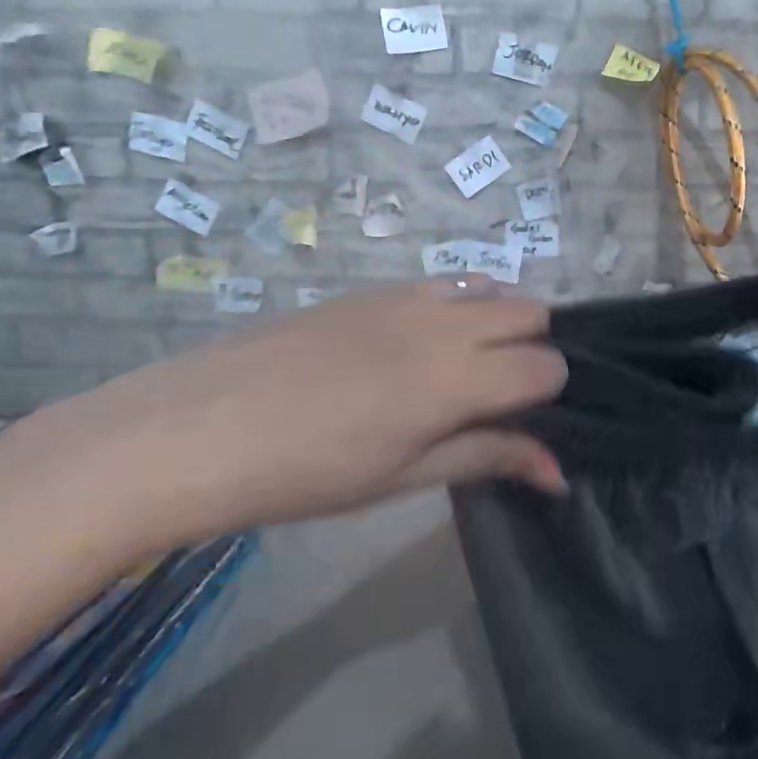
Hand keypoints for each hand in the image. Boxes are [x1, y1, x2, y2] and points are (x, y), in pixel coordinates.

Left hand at [31, 281, 568, 549]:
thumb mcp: (403, 476)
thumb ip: (486, 457)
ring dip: (497, 321)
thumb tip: (557, 470)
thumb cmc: (306, 472)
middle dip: (531, 348)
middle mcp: (444, 321)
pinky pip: (443, 282)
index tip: (520, 422)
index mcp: (456, 378)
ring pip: (491, 287)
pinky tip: (414, 345)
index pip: (546, 366)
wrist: (199, 427)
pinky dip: (456, 306)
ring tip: (460, 367)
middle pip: (532, 311)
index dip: (548, 394)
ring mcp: (407, 294)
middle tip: (495, 395)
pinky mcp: (373, 286)